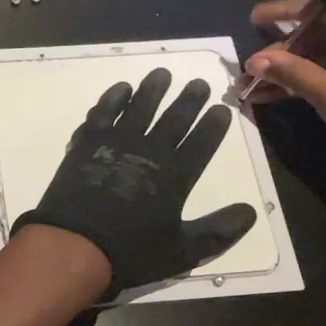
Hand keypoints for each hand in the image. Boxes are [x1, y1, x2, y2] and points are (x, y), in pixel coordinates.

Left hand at [13, 67, 256, 295]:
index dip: (213, 126)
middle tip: (198, 82)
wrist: (74, 245)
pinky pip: (103, 114)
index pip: (201, 143)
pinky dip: (113, 99)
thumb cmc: (130, 251)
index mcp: (176, 176)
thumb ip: (217, 232)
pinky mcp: (86, 146)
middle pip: (173, 118)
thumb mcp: (182, 251)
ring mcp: (116, 145)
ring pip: (138, 108)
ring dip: (152, 90)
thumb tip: (251, 213)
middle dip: (188, 100)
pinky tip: (120, 90)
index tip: (221, 110)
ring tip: (161, 74)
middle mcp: (150, 152)